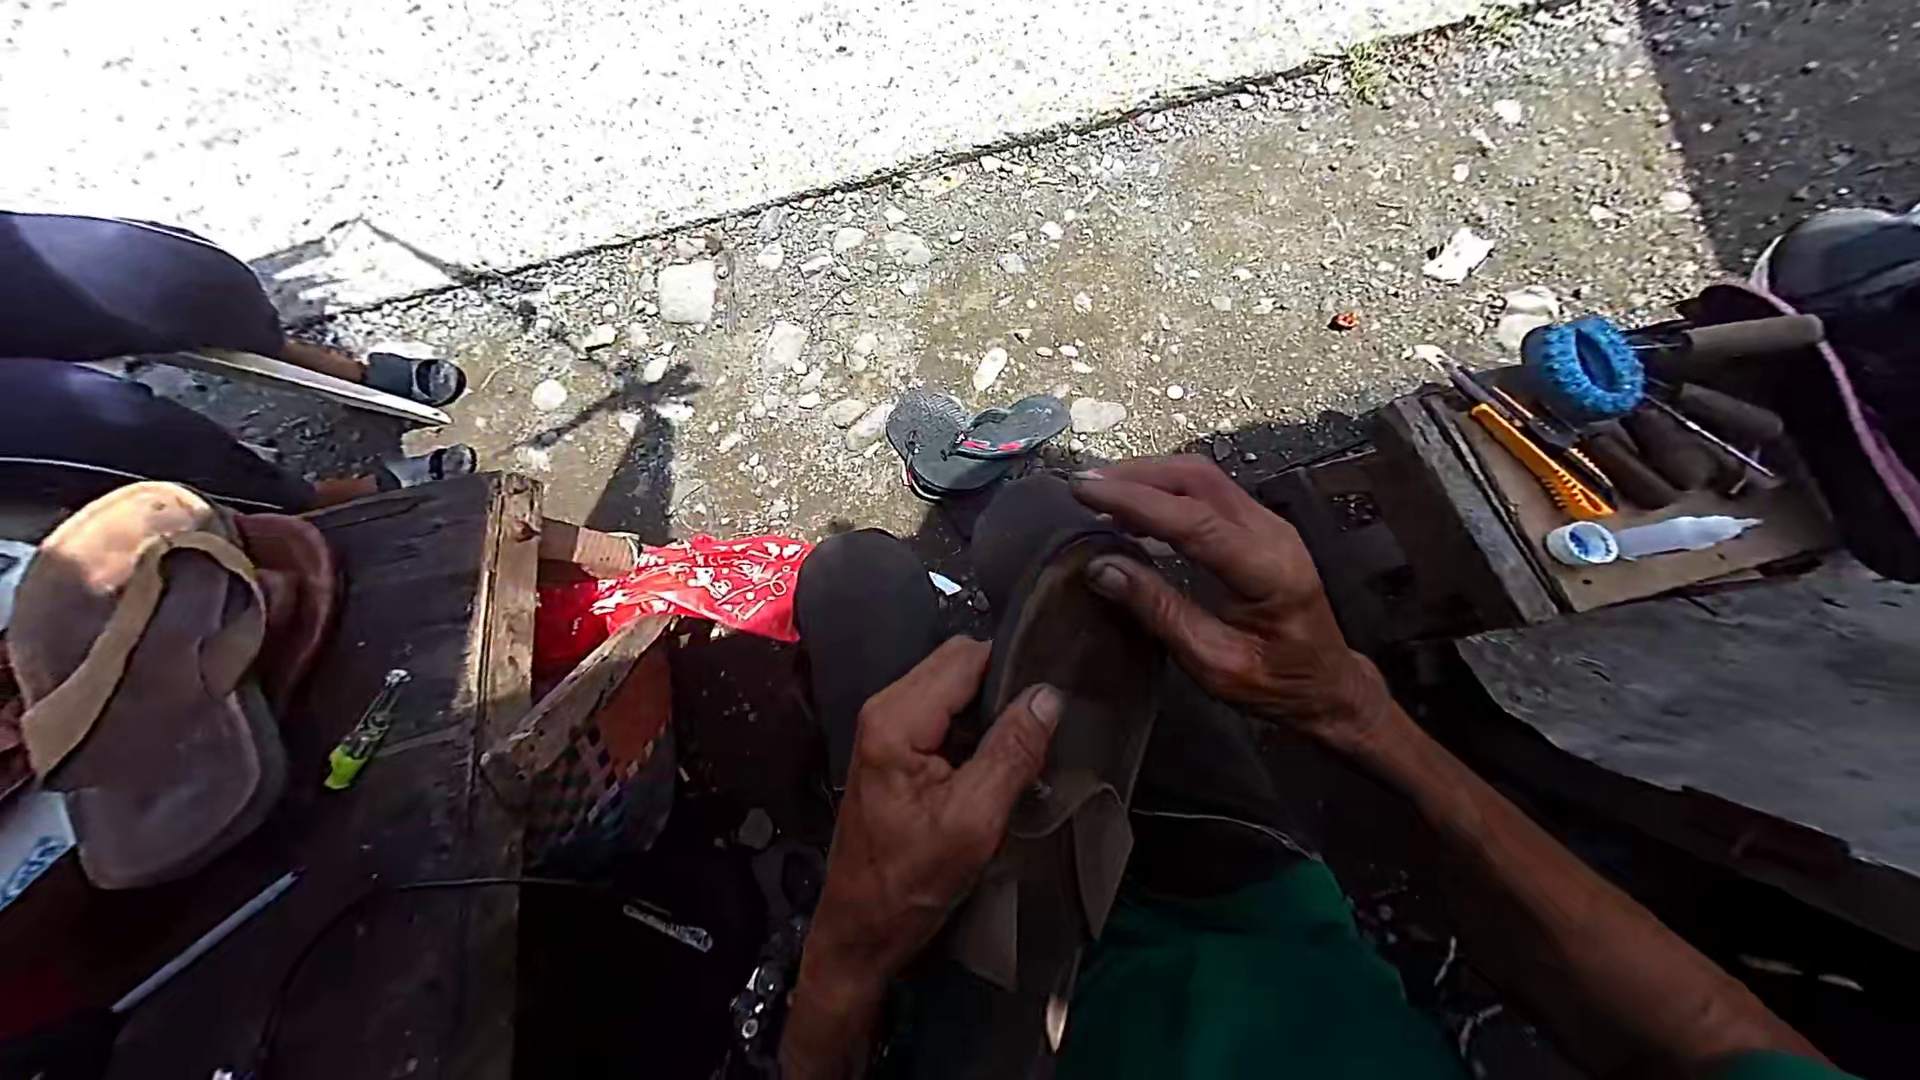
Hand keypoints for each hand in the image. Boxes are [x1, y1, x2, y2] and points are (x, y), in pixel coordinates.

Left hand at [784, 637, 1061, 1077]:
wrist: (860, 928)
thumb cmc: (909, 883)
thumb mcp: (974, 822)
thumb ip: (1012, 751)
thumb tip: (1048, 696)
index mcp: (897, 718)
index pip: (967, 657)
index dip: (1010, 670)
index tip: (1045, 701)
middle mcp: (885, 705)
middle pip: (957, 661)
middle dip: (1000, 686)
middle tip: (1033, 728)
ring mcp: (885, 720)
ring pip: (952, 682)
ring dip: (987, 707)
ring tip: (1015, 744)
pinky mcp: (892, 739)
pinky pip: (942, 706)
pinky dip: (971, 722)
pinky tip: (989, 755)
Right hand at [1071, 456, 1391, 748]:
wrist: (1327, 683)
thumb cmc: (1275, 683)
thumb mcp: (1213, 663)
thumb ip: (1160, 611)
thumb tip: (1102, 568)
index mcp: (1267, 570)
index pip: (1193, 519)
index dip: (1134, 500)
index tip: (1085, 493)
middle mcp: (1272, 532)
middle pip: (1198, 479)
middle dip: (1134, 475)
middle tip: (1083, 486)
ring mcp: (1268, 522)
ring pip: (1201, 476)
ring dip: (1146, 476)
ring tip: (1099, 492)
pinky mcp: (1257, 524)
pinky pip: (1205, 489)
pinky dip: (1162, 488)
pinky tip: (1132, 506)